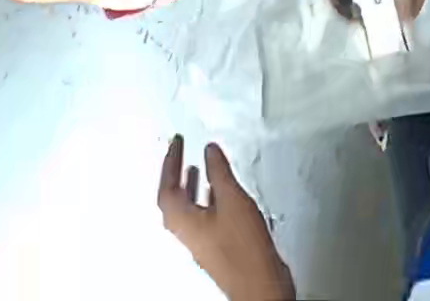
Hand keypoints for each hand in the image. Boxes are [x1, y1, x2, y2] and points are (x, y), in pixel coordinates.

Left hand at [157, 137, 294, 300]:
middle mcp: (188, 233)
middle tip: (180, 152)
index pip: (167, 186)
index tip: (176, 142)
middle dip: (176, 172)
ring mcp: (202, 243)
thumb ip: (218, 171)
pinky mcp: (217, 248)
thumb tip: (209, 150)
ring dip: (192, 185)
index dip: (170, 161)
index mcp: (182, 221)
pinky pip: (203, 216)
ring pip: (189, 208)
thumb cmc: (243, 250)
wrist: (262, 287)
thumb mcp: (231, 198)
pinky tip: (219, 191)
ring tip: (197, 167)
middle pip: (174, 198)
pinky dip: (207, 198)